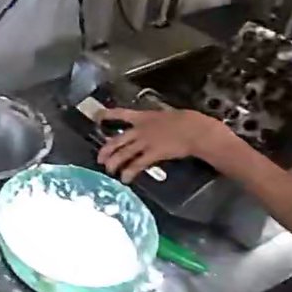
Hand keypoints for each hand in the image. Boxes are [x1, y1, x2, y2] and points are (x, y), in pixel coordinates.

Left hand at [97, 106, 244, 183]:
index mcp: (143, 117)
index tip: (97, 117)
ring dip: (114, 163)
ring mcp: (145, 141)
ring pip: (123, 153)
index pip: (120, 113)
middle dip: (106, 149)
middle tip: (100, 158)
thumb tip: (155, 124)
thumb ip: (155, 121)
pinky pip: (137, 164)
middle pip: (117, 139)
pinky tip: (125, 178)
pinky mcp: (153, 153)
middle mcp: (140, 129)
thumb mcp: (166, 115)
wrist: (195, 129)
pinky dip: (129, 172)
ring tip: (109, 170)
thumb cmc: (186, 120)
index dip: (107, 115)